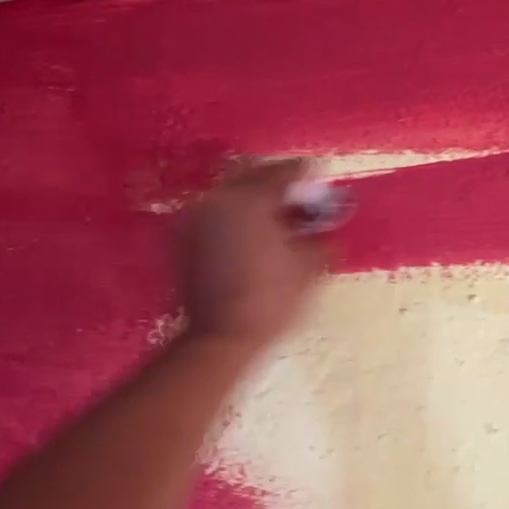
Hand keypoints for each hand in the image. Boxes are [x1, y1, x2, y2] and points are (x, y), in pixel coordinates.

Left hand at [176, 159, 332, 350]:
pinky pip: (214, 212)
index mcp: (254, 199)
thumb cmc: (271, 301)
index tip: (318, 175)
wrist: (220, 337)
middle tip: (294, 195)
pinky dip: (233, 215)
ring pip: (229, 192)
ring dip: (251, 197)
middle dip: (274, 179)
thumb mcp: (308, 269)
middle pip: (251, 172)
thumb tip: (325, 231)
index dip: (306, 173)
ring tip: (272, 217)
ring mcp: (197, 217)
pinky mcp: (183, 238)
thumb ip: (320, 238)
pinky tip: (248, 234)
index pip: (284, 171)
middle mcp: (221, 198)